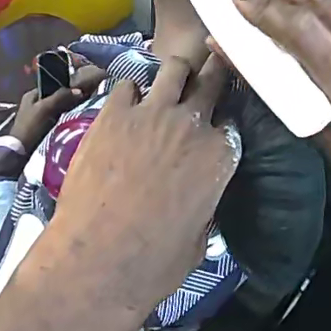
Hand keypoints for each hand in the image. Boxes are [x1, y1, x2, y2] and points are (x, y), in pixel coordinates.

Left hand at [6, 64, 104, 146]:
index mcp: (30, 95)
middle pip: (52, 96)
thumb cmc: (32, 126)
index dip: (63, 86)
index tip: (76, 89)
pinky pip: (52, 116)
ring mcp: (35, 114)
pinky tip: (67, 117)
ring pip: (53, 106)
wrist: (21, 150)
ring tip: (76, 106)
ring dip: (63, 106)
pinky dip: (60, 115)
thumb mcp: (46, 108)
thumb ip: (61, 97)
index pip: (50, 85)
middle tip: (78, 98)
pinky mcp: (38, 125)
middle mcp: (32, 102)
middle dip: (64, 97)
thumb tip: (79, 90)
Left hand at [34, 54, 238, 321]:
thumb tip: (196, 196)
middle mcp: (191, 124)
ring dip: (175, 73)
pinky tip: (123, 106)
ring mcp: (151, 112)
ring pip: (174, 68)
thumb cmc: (155, 261)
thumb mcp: (199, 235)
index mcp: (219, 155)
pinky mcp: (113, 112)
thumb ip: (204, 200)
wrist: (98, 256)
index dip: (222, 122)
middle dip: (214, 72)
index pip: (231, 121)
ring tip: (169, 79)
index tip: (215, 125)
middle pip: (212, 79)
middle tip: (209, 68)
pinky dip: (128, 93)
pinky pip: (126, 86)